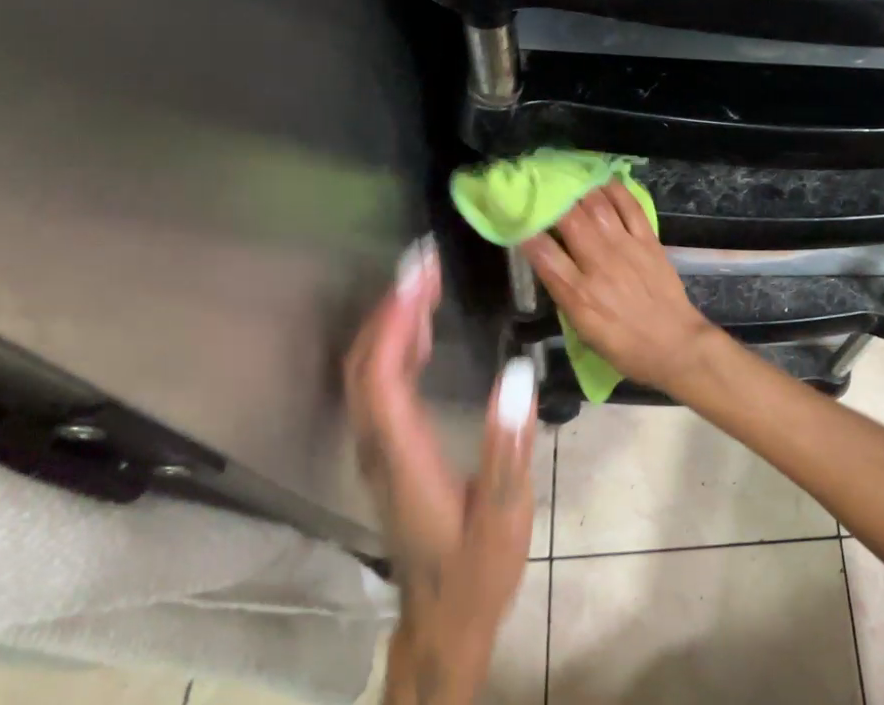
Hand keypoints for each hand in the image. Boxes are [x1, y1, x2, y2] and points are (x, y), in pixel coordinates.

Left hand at [343, 240, 536, 704]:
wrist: (443, 619)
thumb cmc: (477, 568)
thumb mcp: (504, 512)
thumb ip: (508, 445)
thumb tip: (520, 374)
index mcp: (404, 455)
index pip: (382, 373)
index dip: (394, 319)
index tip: (419, 274)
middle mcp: (378, 447)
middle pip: (364, 365)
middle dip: (389, 308)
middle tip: (424, 264)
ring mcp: (377, 452)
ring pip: (364, 375)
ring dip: (388, 324)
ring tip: (424, 285)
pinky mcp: (386, 454)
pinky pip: (376, 388)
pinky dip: (393, 348)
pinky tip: (422, 334)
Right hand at [520, 181, 720, 390]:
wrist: (675, 345)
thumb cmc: (625, 347)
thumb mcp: (582, 330)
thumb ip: (563, 293)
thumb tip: (548, 262)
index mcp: (578, 294)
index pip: (542, 253)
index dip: (525, 230)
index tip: (514, 214)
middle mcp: (600, 265)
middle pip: (569, 221)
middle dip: (550, 199)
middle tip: (537, 185)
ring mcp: (627, 249)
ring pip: (598, 207)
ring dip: (579, 188)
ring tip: (565, 176)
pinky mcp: (649, 241)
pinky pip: (630, 207)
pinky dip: (615, 190)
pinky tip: (602, 180)